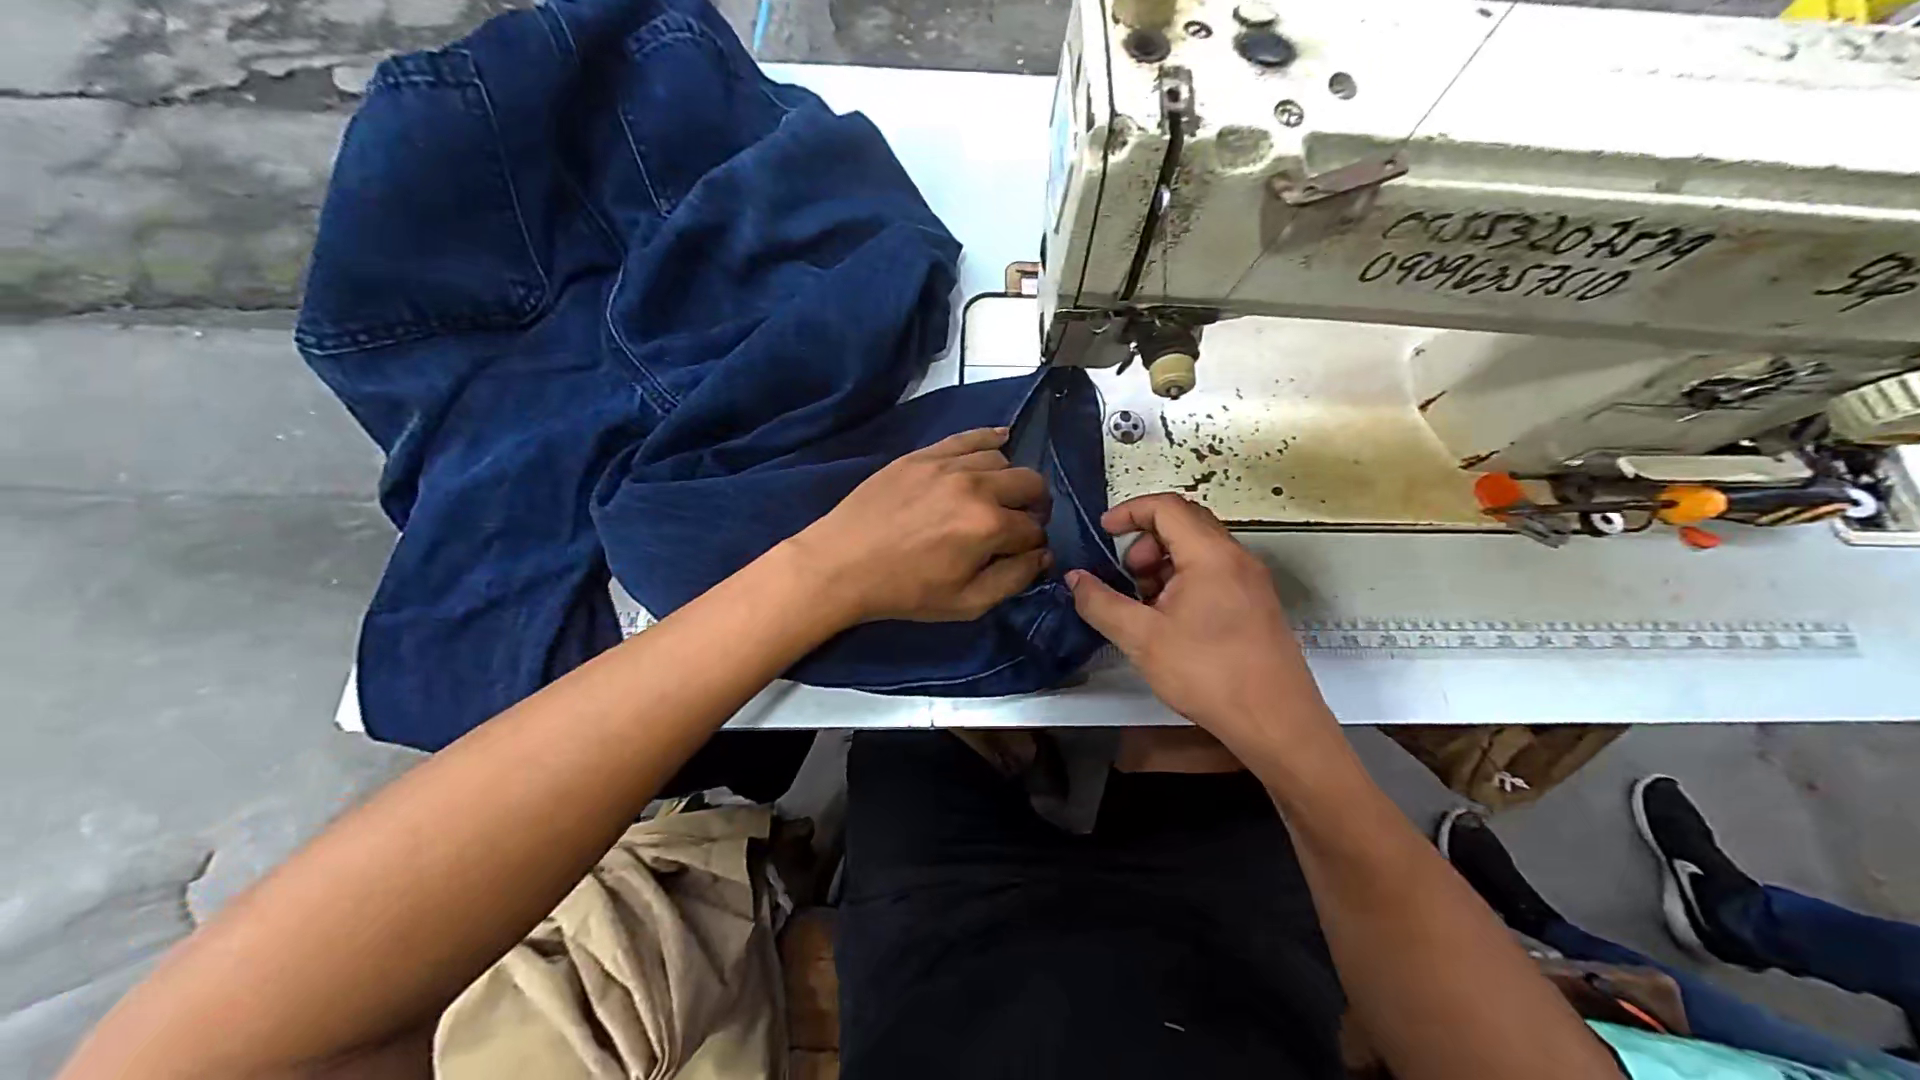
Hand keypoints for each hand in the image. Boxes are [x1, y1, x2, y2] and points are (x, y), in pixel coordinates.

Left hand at [785, 427, 1053, 624]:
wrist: (841, 564)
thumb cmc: (905, 591)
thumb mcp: (966, 604)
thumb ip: (1013, 580)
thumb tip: (1041, 556)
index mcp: (989, 526)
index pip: (1035, 529)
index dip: (1034, 545)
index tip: (1021, 554)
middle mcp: (976, 486)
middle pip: (1031, 483)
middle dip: (1034, 506)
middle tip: (1018, 523)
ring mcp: (948, 464)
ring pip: (1002, 459)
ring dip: (1009, 480)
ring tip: (996, 498)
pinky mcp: (923, 454)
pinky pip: (970, 436)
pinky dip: (991, 438)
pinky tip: (1000, 441)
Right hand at [1065, 494, 1333, 751]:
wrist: (1275, 721)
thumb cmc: (1208, 674)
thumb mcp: (1141, 638)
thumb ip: (1101, 603)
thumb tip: (1075, 579)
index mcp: (1210, 555)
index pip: (1166, 507)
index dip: (1129, 512)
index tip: (1104, 532)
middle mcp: (1236, 558)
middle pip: (1184, 522)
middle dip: (1146, 541)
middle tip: (1127, 576)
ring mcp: (1251, 580)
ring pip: (1199, 549)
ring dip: (1163, 563)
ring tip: (1145, 603)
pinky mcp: (1256, 603)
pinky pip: (1214, 572)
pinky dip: (1184, 579)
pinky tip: (1170, 619)